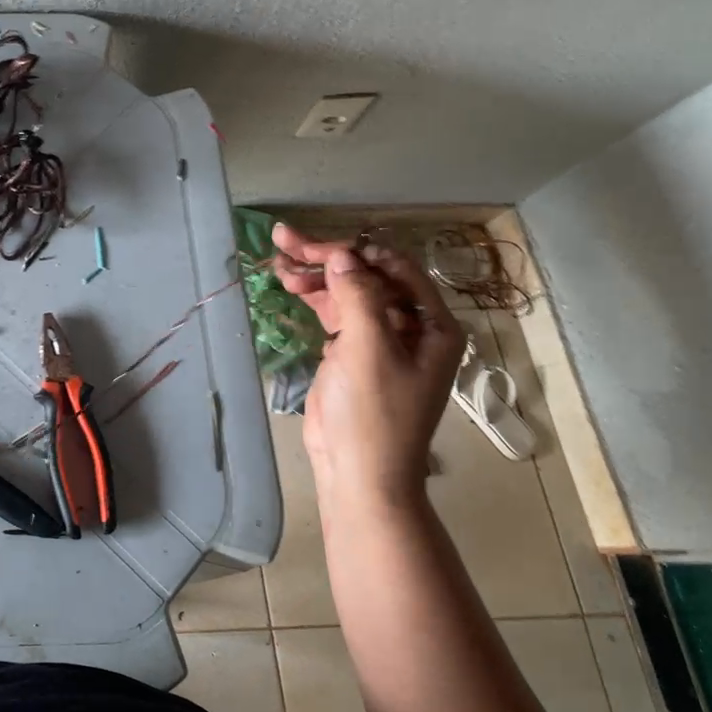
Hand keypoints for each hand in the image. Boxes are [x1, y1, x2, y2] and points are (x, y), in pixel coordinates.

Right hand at [277, 229, 463, 504]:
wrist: (359, 472)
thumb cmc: (375, 414)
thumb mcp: (369, 350)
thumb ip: (358, 297)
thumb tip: (342, 256)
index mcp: (432, 325)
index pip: (395, 269)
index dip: (355, 252)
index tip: (314, 248)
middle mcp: (410, 326)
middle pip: (367, 276)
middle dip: (328, 258)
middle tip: (285, 240)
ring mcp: (379, 338)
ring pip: (346, 290)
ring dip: (314, 274)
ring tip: (278, 260)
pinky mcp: (351, 351)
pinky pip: (334, 311)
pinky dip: (312, 294)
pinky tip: (288, 281)